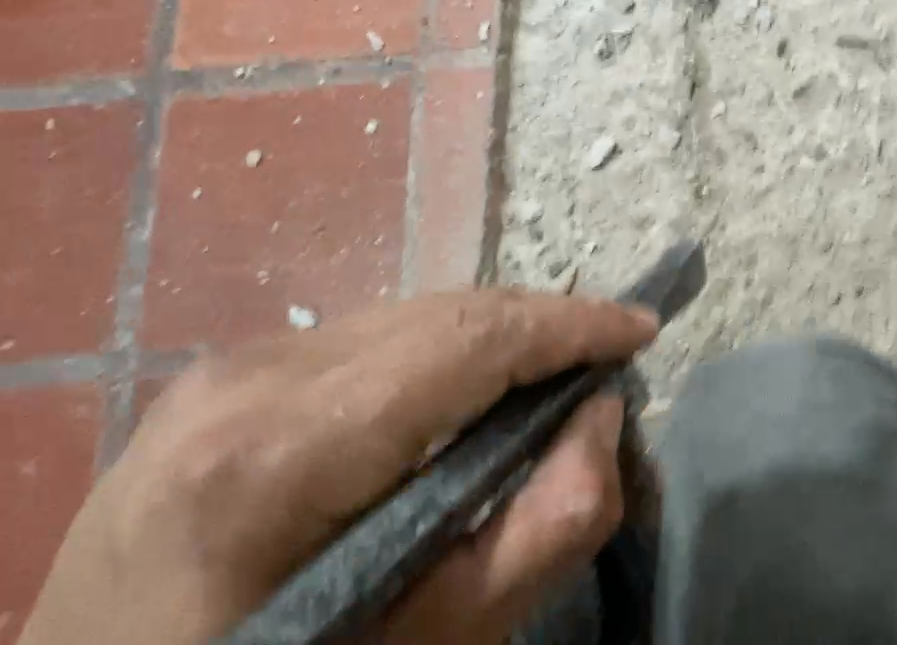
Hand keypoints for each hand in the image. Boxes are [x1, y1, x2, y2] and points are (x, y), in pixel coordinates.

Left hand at [23, 291, 658, 644]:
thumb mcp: (443, 636)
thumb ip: (552, 523)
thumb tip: (600, 412)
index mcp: (284, 451)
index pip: (473, 339)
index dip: (575, 324)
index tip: (646, 330)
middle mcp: (246, 381)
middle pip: (446, 315)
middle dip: (546, 325)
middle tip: (611, 356)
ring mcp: (221, 374)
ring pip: (412, 317)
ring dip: (498, 337)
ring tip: (555, 371)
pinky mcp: (217, 382)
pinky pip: (370, 340)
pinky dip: (443, 352)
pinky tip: (472, 388)